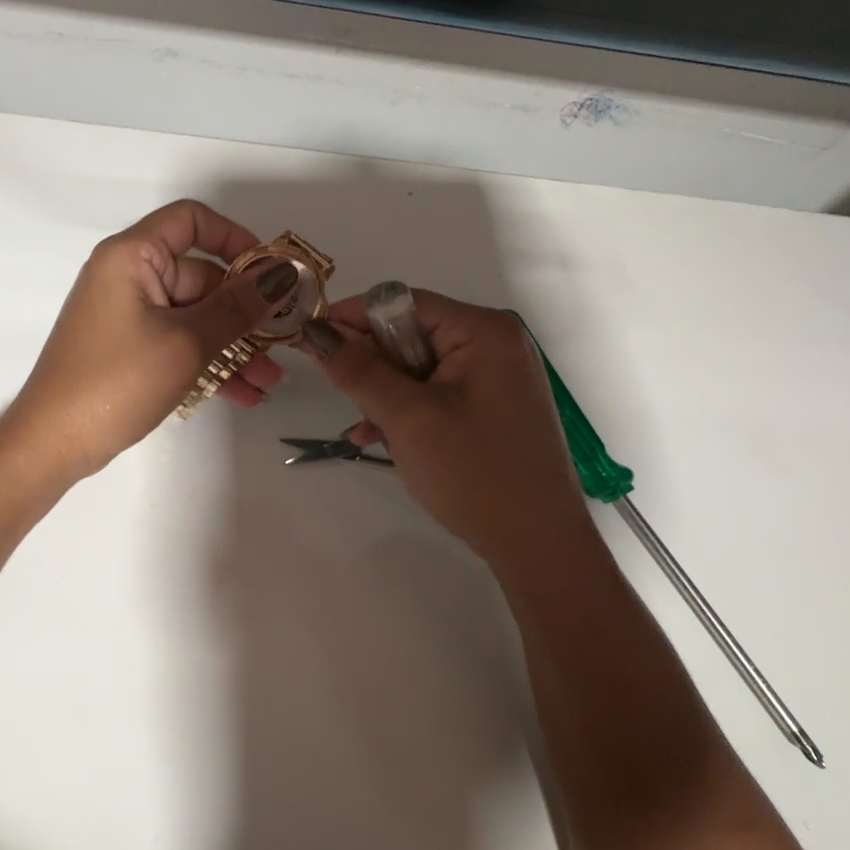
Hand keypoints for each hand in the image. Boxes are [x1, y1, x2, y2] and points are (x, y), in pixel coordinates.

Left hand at [1, 200, 295, 481]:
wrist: (52, 443)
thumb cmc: (116, 381)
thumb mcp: (187, 343)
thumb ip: (238, 307)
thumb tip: (281, 275)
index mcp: (132, 256)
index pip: (190, 221)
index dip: (235, 238)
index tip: (271, 271)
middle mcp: (128, 277)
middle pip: (200, 277)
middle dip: (246, 312)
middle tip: (284, 343)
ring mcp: (127, 316)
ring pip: (194, 318)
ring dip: (233, 347)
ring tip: (270, 382)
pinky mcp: (128, 350)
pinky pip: (178, 344)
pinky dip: (208, 364)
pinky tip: (244, 394)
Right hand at [298, 290, 594, 572]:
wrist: (538, 546)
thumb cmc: (475, 473)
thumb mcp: (408, 417)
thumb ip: (359, 370)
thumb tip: (316, 331)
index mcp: (484, 331)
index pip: (402, 302)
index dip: (353, 319)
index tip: (311, 344)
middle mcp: (493, 344)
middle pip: (408, 333)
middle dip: (371, 365)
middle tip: (347, 399)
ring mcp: (494, 378)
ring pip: (415, 367)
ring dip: (383, 394)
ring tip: (366, 430)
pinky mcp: (490, 408)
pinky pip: (433, 393)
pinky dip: (404, 412)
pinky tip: (379, 439)